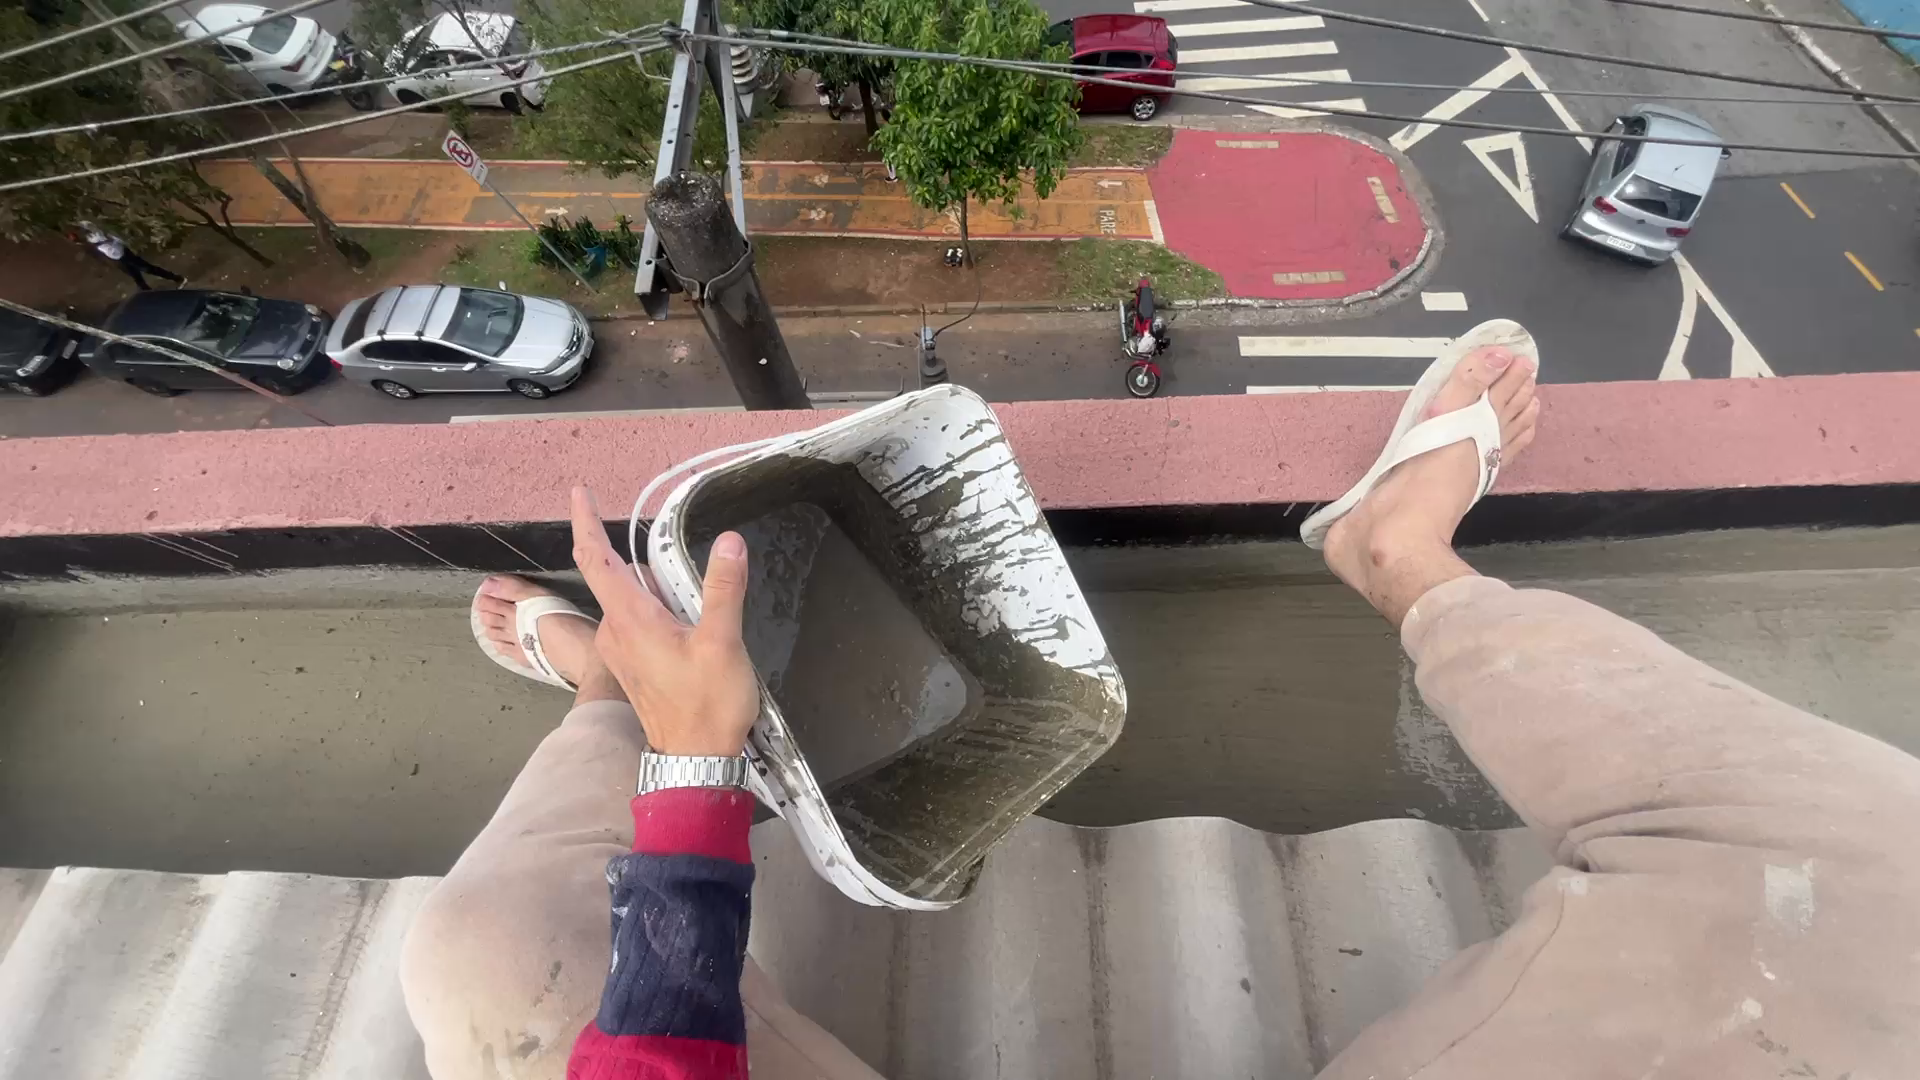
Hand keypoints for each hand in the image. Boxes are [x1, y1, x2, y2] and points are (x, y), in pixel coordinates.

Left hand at [569, 485, 758, 756]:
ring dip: (657, 591)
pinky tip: (690, 628)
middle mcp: (616, 632)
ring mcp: (622, 652)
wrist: (696, 759)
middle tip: (687, 575)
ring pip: (632, 602)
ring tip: (697, 612)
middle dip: (646, 563)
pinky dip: (659, 611)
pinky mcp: (634, 667)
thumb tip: (730, 541)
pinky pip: (638, 623)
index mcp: (631, 619)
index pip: (596, 559)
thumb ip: (723, 589)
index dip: (586, 522)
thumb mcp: (722, 642)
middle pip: (619, 578)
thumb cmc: (707, 703)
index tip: (580, 491)